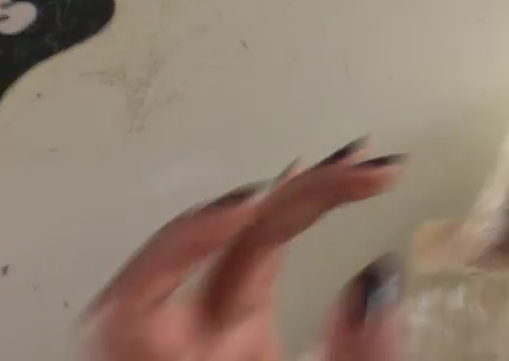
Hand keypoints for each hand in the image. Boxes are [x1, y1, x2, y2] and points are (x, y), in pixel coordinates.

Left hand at [85, 141, 406, 360]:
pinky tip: (328, 188)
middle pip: (213, 251)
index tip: (257, 200)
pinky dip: (291, 218)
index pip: (135, 307)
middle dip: (291, 198)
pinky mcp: (236, 335)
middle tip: (363, 170)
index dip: (183, 244)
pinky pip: (253, 261)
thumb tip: (372, 276)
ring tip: (361, 166)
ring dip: (299, 197)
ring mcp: (209, 341)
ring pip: (237, 247)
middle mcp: (185, 352)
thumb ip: (358, 356)